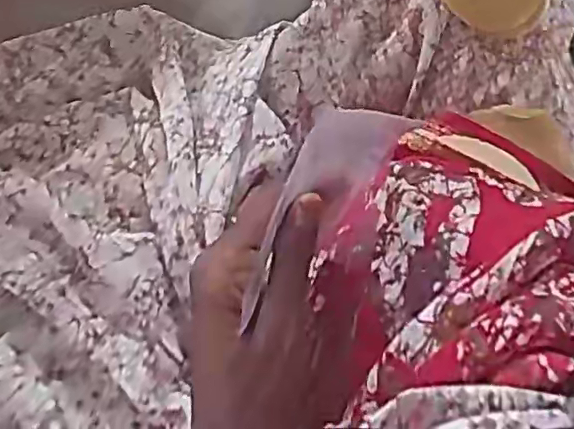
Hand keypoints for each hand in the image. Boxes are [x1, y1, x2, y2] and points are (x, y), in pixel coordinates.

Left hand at [188, 182, 342, 428]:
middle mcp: (218, 264)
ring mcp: (226, 280)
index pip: (266, 201)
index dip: (308, 183)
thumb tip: (309, 197)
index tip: (348, 175)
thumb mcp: (283, 327)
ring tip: (349, 212)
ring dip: (308, 223)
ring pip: (272, 233)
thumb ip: (293, 258)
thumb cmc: (259, 398)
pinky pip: (272, 256)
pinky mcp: (238, 295)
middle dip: (311, 201)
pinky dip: (300, 247)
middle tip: (356, 193)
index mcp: (220, 265)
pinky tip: (326, 248)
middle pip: (268, 213)